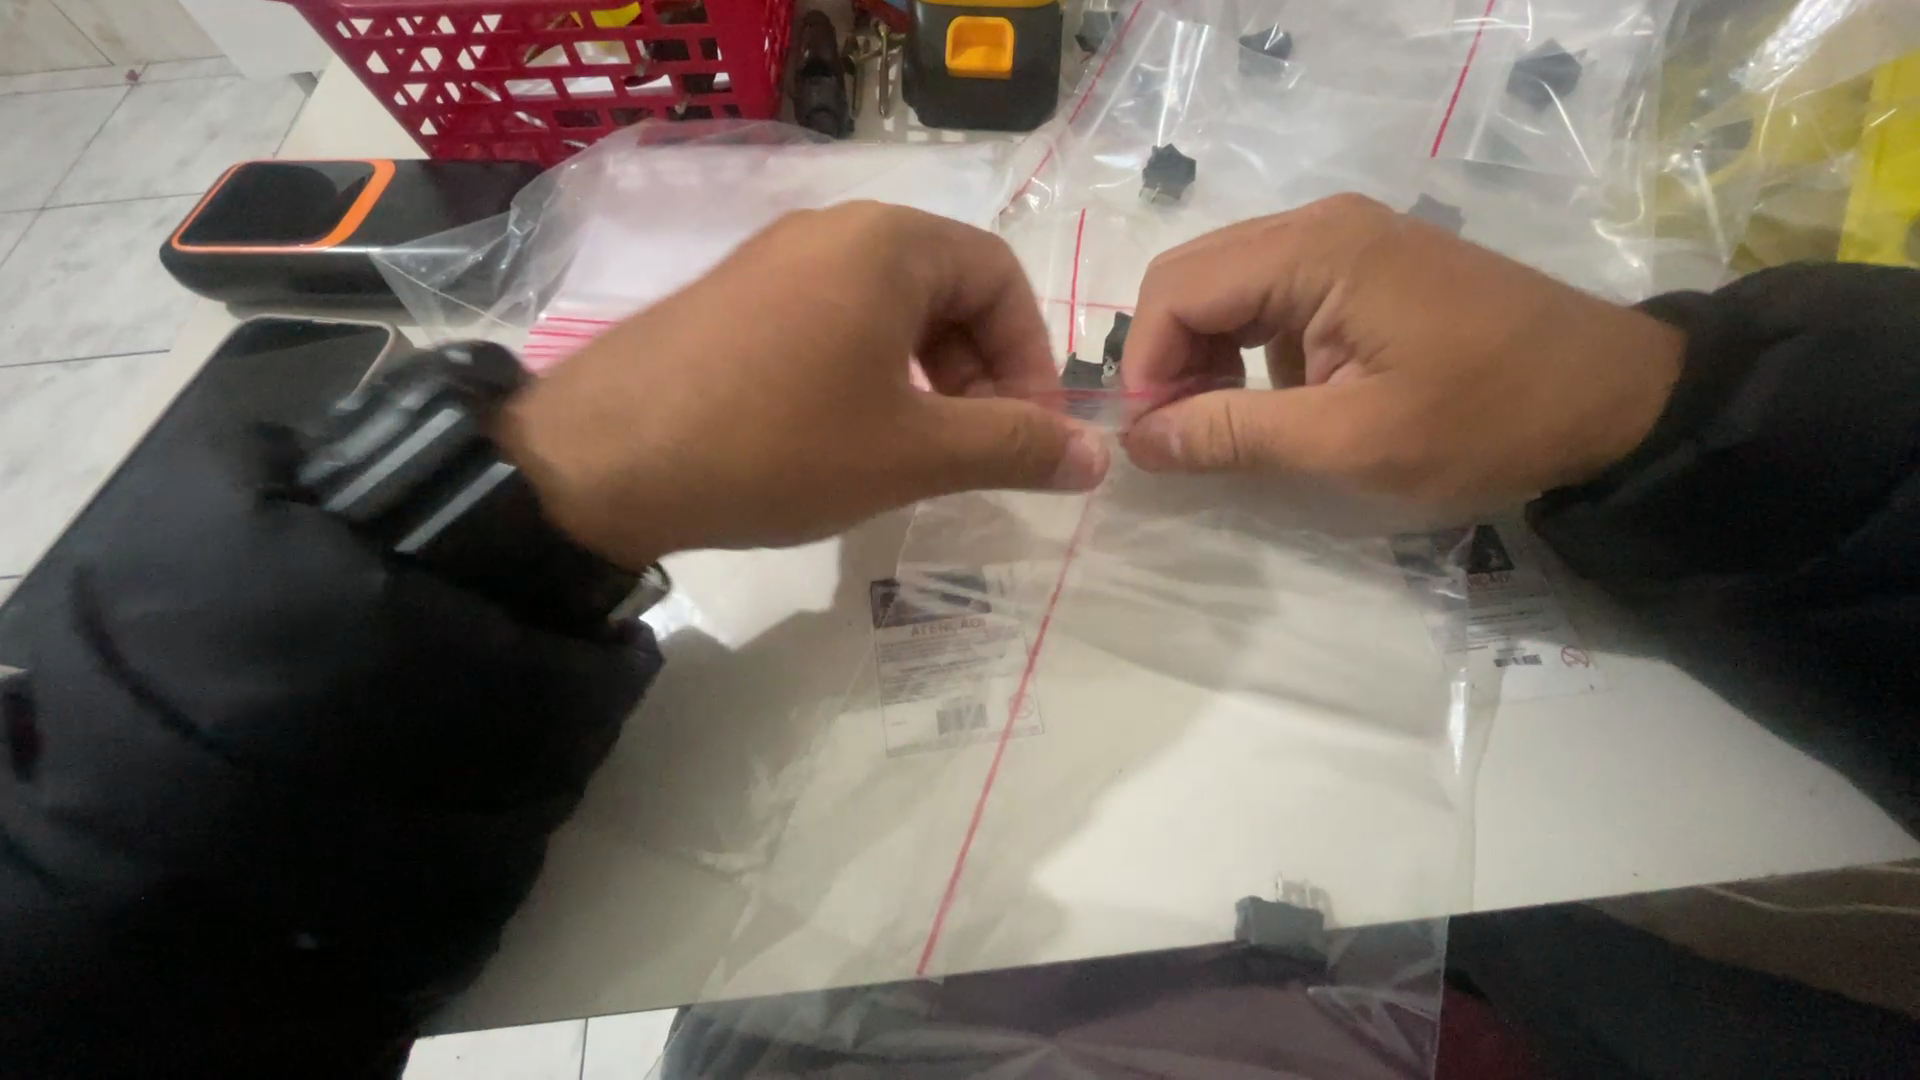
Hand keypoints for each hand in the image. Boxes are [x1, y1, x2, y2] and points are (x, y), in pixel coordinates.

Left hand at [497, 202, 1106, 569]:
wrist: (603, 463)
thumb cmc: (780, 446)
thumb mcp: (913, 453)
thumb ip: (1013, 448)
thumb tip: (1097, 460)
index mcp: (889, 243)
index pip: (1002, 280)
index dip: (1031, 360)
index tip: (1027, 434)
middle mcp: (834, 231)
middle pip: (946, 292)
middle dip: (979, 374)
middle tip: (974, 450)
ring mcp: (777, 262)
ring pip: (889, 313)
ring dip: (926, 380)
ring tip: (915, 452)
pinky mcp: (737, 300)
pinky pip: (833, 325)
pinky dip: (868, 376)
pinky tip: (849, 436)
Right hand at [1120, 195, 1684, 503]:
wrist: (1618, 402)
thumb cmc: (1486, 420)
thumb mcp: (1349, 441)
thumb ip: (1230, 435)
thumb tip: (1136, 441)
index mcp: (1313, 250)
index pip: (1177, 290)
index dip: (1146, 365)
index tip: (1154, 438)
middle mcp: (1316, 227)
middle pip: (1190, 280)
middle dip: (1166, 360)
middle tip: (1180, 432)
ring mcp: (1338, 245)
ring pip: (1220, 290)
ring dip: (1199, 358)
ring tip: (1221, 422)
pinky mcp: (1355, 272)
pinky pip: (1261, 302)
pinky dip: (1239, 354)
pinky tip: (1265, 400)